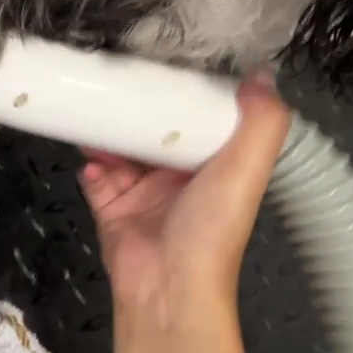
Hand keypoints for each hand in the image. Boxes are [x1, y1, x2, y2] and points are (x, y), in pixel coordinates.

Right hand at [79, 72, 289, 325]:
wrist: (168, 284)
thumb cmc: (211, 225)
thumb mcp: (246, 169)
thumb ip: (261, 123)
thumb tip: (262, 73)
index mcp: (215, 169)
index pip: (198, 124)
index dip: (184, 99)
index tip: (165, 67)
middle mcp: (179, 181)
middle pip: (152, 136)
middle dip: (134, 115)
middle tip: (115, 90)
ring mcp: (142, 197)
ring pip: (120, 154)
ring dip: (106, 138)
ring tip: (94, 123)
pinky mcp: (112, 211)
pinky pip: (96, 180)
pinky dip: (91, 168)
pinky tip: (91, 161)